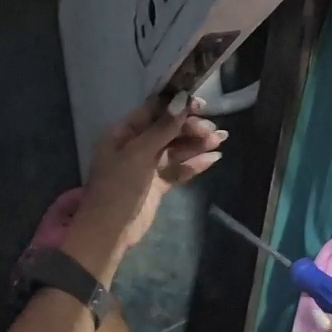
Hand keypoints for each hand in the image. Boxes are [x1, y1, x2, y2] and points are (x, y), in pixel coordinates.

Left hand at [69, 93, 225, 267]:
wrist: (110, 230)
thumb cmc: (118, 186)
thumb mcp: (138, 153)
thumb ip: (162, 129)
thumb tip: (182, 101)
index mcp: (123, 133)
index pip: (153, 111)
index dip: (177, 106)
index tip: (201, 106)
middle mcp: (135, 146)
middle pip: (167, 130)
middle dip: (190, 127)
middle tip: (212, 130)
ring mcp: (147, 166)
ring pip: (175, 150)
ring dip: (197, 144)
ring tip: (221, 139)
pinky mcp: (157, 185)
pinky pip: (178, 169)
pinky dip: (194, 164)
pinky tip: (213, 158)